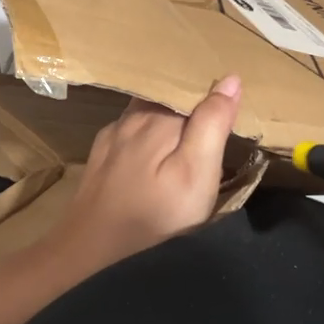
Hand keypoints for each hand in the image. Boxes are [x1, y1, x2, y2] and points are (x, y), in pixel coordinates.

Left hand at [42, 76, 242, 277]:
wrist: (92, 244)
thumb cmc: (154, 214)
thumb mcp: (196, 174)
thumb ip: (212, 125)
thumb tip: (230, 79)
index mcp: (161, 115)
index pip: (195, 87)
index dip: (215, 94)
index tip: (231, 111)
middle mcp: (134, 114)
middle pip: (171, 96)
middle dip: (193, 103)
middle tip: (215, 126)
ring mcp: (114, 131)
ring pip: (150, 109)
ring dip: (169, 115)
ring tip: (189, 135)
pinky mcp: (103, 150)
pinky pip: (133, 127)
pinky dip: (149, 130)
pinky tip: (155, 149)